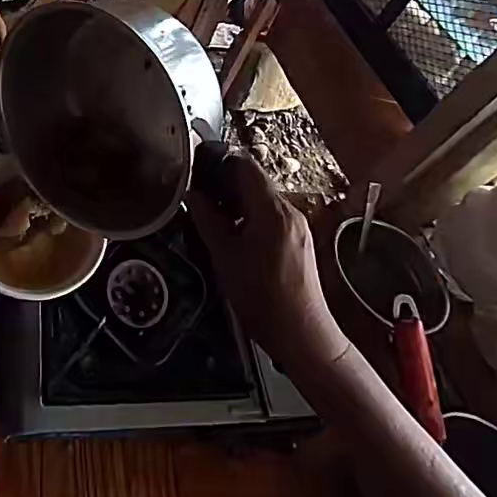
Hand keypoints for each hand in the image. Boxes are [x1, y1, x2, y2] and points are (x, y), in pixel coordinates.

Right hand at [186, 148, 348, 371]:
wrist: (303, 334)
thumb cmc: (260, 298)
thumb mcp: (225, 258)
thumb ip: (208, 221)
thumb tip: (193, 195)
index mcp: (271, 211)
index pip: (246, 166)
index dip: (220, 162)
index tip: (198, 170)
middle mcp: (290, 211)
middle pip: (256, 181)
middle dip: (227, 185)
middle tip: (200, 196)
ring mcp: (299, 225)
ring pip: (264, 199)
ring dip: (239, 202)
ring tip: (213, 216)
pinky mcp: (301, 239)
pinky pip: (274, 215)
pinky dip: (253, 216)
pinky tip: (236, 234)